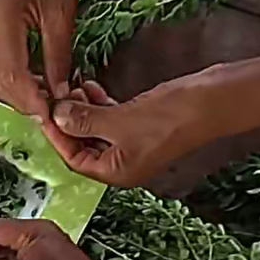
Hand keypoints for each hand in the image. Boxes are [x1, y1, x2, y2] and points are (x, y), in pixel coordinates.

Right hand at [0, 0, 89, 139]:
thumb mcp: (64, 15)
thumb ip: (58, 60)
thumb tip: (58, 97)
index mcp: (4, 17)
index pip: (13, 76)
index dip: (31, 102)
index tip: (51, 117)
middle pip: (0, 80)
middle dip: (23, 101)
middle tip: (50, 115)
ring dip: (20, 91)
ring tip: (46, 101)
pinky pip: (1, 60)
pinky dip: (17, 76)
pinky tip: (37, 81)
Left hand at [46, 79, 208, 185]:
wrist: (216, 101)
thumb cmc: (172, 116)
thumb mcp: (120, 120)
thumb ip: (85, 121)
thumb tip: (57, 117)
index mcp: (114, 172)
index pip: (74, 159)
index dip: (57, 137)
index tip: (44, 113)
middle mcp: (121, 164)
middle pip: (83, 146)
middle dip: (68, 122)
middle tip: (56, 97)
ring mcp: (132, 146)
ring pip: (96, 131)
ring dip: (82, 110)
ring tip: (73, 87)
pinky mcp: (142, 127)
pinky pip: (112, 121)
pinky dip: (99, 106)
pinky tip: (90, 86)